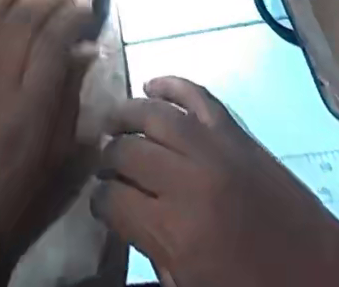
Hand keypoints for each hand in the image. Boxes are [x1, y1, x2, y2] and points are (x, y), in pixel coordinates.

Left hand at [0, 0, 99, 259]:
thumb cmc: (29, 187)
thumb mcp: (65, 149)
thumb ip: (73, 92)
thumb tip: (86, 49)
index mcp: (35, 99)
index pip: (54, 38)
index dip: (70, 15)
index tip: (86, 3)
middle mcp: (4, 74)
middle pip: (27, 19)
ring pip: (3, 15)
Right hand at [94, 77, 338, 286]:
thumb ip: (154, 254)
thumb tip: (126, 219)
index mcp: (176, 232)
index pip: (111, 198)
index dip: (99, 201)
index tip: (100, 204)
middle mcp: (188, 182)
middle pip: (125, 152)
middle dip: (107, 159)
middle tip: (105, 167)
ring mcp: (215, 152)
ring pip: (152, 114)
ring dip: (125, 116)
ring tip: (113, 124)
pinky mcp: (238, 136)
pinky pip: (196, 96)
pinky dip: (171, 84)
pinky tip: (151, 86)